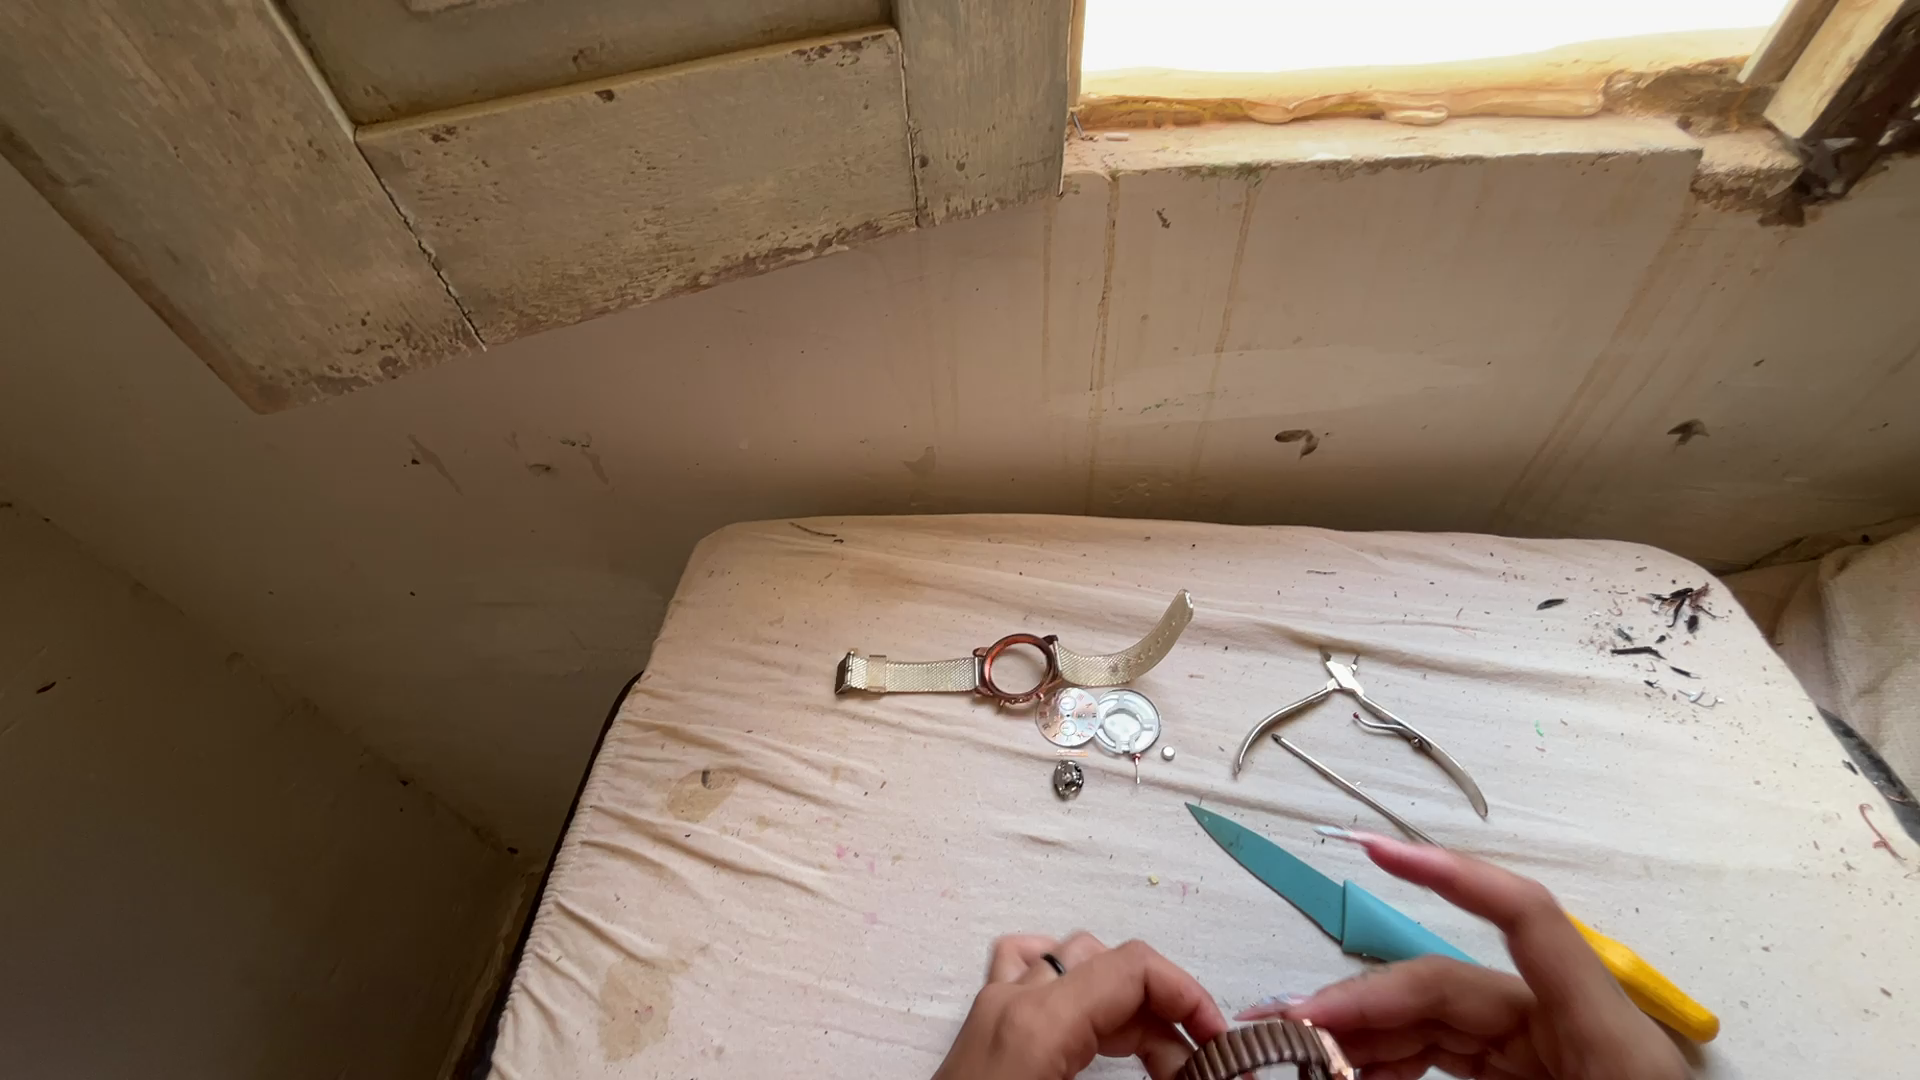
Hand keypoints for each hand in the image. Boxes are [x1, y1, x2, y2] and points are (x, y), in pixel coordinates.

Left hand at [932, 932, 1228, 1079]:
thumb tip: (1197, 1078)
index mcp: (1039, 1024)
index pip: (1130, 967)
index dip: (1188, 996)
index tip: (1222, 1045)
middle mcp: (1013, 998)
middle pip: (1109, 967)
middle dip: (1164, 1015)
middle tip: (1195, 1075)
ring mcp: (992, 1004)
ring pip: (1072, 960)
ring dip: (1123, 999)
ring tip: (1155, 1057)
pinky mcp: (984, 1023)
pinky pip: (1027, 964)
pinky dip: (1068, 976)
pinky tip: (1088, 1012)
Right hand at [1241, 833, 1687, 1079]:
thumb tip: (1339, 1074)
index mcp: (1604, 1033)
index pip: (1525, 917)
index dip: (1449, 872)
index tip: (1372, 849)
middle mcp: (1568, 1025)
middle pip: (1446, 983)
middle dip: (1364, 998)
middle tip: (1293, 1019)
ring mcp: (1546, 1051)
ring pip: (1435, 1017)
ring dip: (1367, 1030)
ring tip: (1307, 1047)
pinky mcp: (1530, 1075)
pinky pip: (1448, 1051)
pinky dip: (1396, 1057)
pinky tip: (1354, 1069)